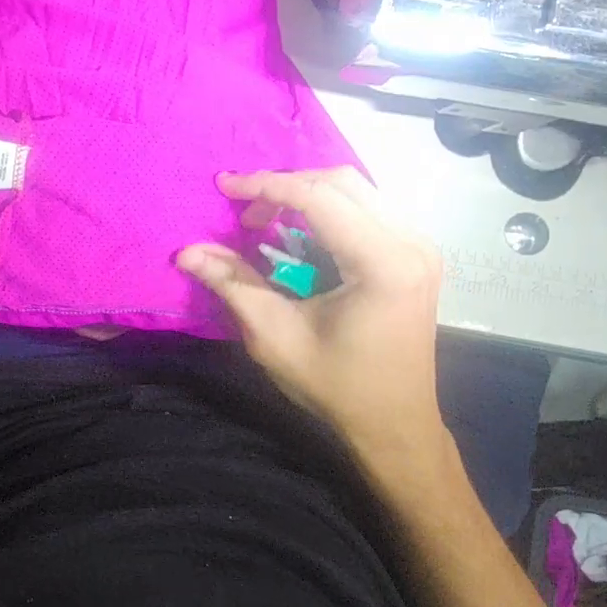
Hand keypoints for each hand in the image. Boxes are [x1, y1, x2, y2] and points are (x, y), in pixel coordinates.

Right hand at [177, 167, 446, 467]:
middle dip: (285, 187)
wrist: (394, 423)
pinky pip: (368, 210)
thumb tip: (187, 252)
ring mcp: (419, 247)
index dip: (266, 187)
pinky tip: (298, 233)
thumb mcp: (274, 336)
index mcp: (383, 262)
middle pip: (342, 183)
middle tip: (242, 212)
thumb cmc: (336, 386)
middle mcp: (411, 243)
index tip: (223, 186)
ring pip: (357, 191)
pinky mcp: (415, 255)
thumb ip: (234, 284)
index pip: (319, 199)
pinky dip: (327, 211)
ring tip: (264, 222)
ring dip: (306, 196)